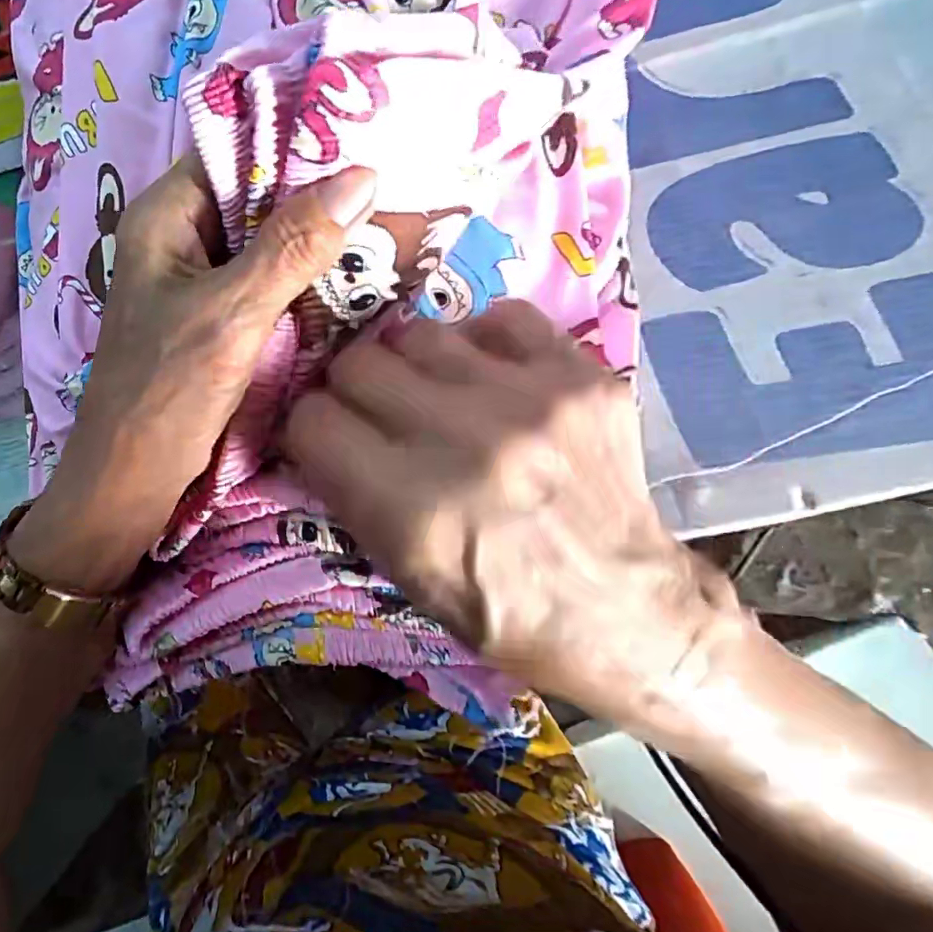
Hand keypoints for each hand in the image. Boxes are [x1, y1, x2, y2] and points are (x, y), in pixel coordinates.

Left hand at [10, 157, 378, 593]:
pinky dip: (305, 278)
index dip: (295, 141)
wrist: (131, 478)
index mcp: (164, 219)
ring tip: (392, 222)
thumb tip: (361, 176)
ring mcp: (198, 281)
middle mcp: (178, 239)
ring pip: (265, 241)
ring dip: (317, 238)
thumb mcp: (232, 314)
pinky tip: (354, 277)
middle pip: (253, 195)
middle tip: (394, 184)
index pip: (233, 152)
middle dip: (316, 193)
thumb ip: (292, 247)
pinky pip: (266, 281)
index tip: (367, 137)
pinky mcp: (216, 318)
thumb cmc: (166, 393)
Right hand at [281, 299, 741, 718]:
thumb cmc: (493, 607)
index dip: (311, 429)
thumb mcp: (395, 565)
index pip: (310, 420)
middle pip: (355, 365)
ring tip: (430, 393)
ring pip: (416, 332)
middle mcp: (461, 442)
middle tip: (374, 415)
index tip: (327, 440)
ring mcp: (527, 401)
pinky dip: (482, 342)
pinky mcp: (582, 378)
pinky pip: (501, 318)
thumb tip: (316, 423)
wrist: (622, 613)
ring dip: (409, 364)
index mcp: (407, 506)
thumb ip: (346, 486)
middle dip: (351, 391)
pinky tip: (488, 376)